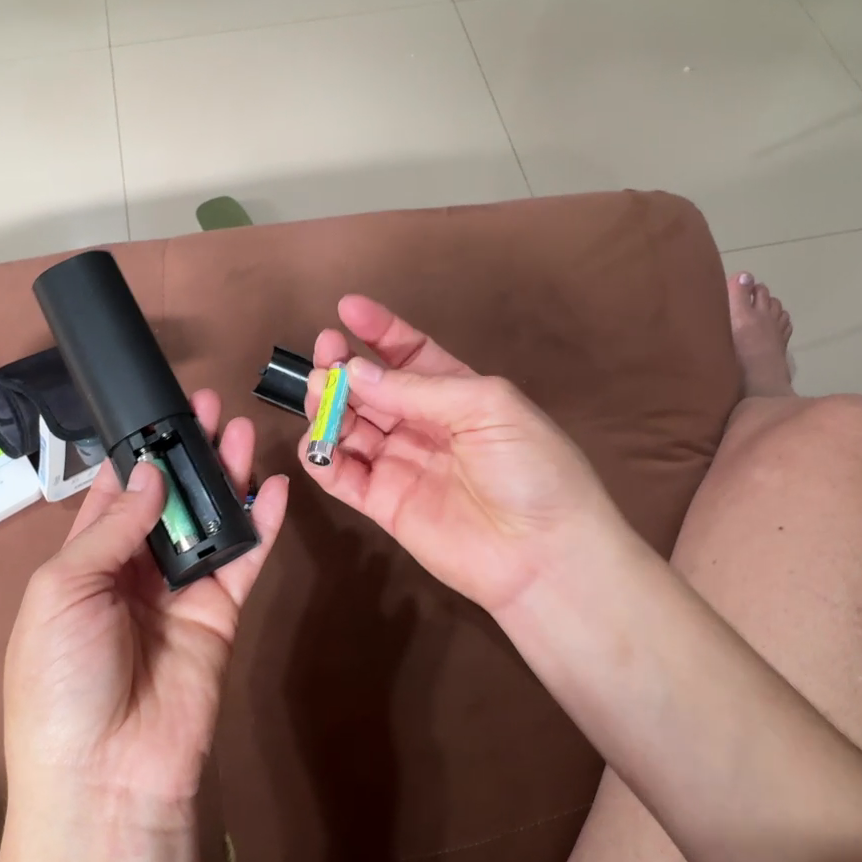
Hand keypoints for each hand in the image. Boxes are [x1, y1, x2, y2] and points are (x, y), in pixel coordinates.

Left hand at [2, 389, 288, 805]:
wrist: (107, 771)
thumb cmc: (62, 678)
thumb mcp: (62, 593)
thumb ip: (112, 529)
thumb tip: (151, 474)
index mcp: (83, 564)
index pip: (115, 496)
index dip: (137, 454)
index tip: (160, 412)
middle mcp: (133, 572)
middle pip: (168, 501)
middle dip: (186, 455)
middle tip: (210, 408)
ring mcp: (180, 592)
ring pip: (210, 522)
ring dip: (226, 478)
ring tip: (242, 431)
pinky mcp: (221, 614)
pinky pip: (244, 560)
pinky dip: (261, 525)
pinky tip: (273, 488)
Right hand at [302, 295, 620, 613]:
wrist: (544, 552)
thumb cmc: (532, 469)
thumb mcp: (487, 407)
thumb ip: (419, 388)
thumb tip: (355, 371)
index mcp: (457, 394)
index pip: (410, 354)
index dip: (379, 331)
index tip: (347, 309)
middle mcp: (425, 425)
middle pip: (372, 389)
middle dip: (344, 367)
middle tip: (324, 352)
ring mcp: (402, 464)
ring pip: (350, 427)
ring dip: (328, 406)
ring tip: (318, 392)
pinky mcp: (384, 505)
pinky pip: (342, 475)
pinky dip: (322, 456)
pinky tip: (316, 441)